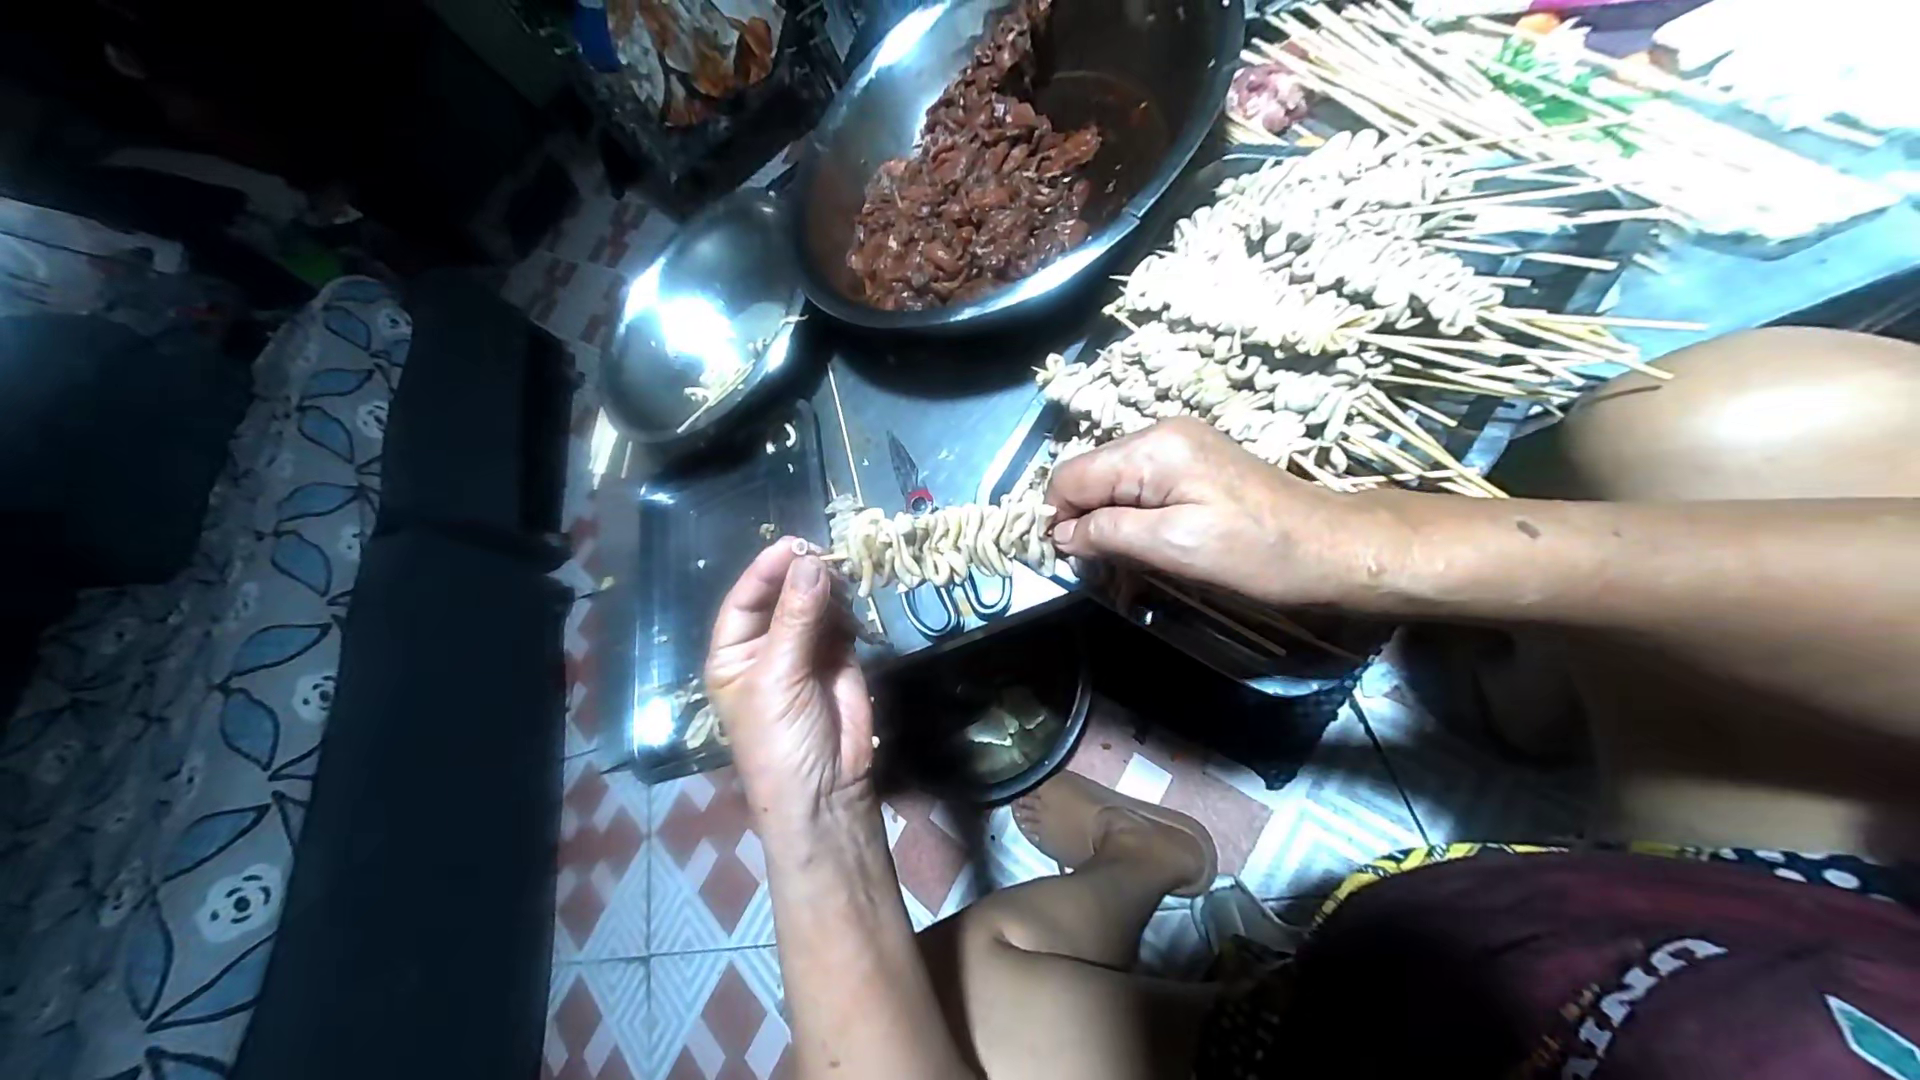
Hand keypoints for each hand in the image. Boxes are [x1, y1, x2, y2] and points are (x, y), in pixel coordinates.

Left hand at [705, 540, 874, 827]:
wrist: (827, 789)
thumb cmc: (780, 738)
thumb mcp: (779, 677)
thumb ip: (797, 618)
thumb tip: (812, 561)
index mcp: (734, 653)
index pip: (745, 600)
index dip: (766, 572)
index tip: (793, 545)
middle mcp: (767, 646)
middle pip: (782, 596)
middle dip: (801, 575)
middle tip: (826, 552)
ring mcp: (806, 649)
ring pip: (815, 603)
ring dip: (828, 586)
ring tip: (844, 572)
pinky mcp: (840, 655)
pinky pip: (842, 620)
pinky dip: (848, 605)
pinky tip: (853, 594)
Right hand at [1045, 418, 1410, 607]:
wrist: (1333, 547)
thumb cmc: (1256, 552)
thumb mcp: (1174, 547)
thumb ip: (1108, 533)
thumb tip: (1059, 536)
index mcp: (1152, 448)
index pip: (1070, 475)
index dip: (1058, 518)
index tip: (1070, 559)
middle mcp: (1159, 432)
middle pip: (1088, 474)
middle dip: (1081, 519)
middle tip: (1101, 564)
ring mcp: (1177, 442)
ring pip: (1110, 480)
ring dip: (1105, 519)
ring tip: (1125, 556)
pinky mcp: (1191, 459)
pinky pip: (1136, 483)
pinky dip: (1129, 512)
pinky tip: (1146, 538)